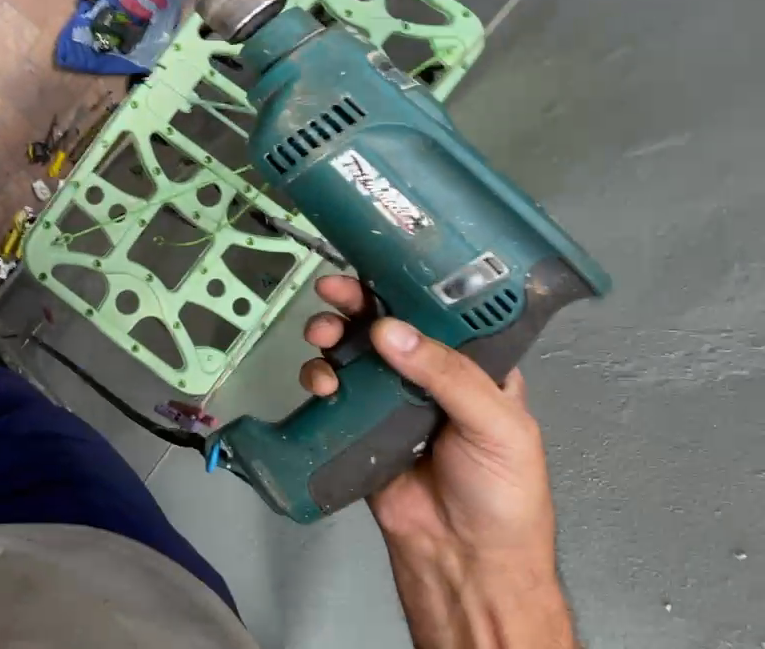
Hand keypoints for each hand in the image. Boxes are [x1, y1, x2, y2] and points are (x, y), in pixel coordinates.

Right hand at [299, 275, 574, 647]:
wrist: (459, 554)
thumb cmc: (502, 492)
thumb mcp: (496, 427)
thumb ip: (447, 375)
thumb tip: (386, 329)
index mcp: (472, 367)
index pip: (439, 313)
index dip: (406, 285)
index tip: (375, 265)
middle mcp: (427, 373)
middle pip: (384, 321)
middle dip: (354, 302)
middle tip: (332, 293)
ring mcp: (387, 394)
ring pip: (350, 346)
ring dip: (330, 334)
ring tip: (322, 340)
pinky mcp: (355, 416)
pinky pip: (329, 382)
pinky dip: (317, 373)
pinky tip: (322, 383)